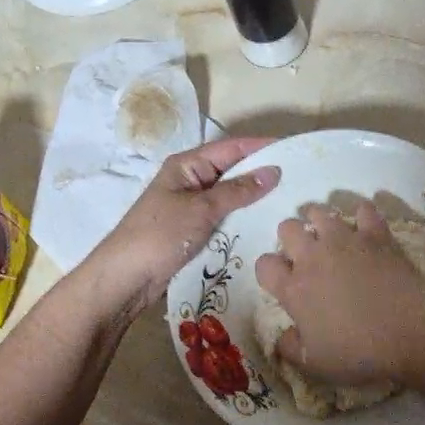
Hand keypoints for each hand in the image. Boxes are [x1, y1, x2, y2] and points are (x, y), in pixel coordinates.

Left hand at [85, 137, 279, 316]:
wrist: (125, 278)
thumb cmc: (160, 235)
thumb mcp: (202, 209)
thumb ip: (238, 191)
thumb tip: (273, 171)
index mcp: (186, 165)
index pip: (231, 148)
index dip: (262, 147)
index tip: (294, 150)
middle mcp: (189, 181)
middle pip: (232, 171)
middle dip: (262, 174)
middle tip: (299, 179)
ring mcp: (190, 207)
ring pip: (229, 197)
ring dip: (254, 200)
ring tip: (289, 202)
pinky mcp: (192, 231)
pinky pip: (223, 218)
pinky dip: (242, 220)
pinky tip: (265, 226)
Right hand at [253, 201, 424, 385]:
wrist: (411, 331)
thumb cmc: (360, 352)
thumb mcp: (316, 365)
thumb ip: (291, 349)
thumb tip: (283, 337)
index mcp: (294, 289)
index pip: (264, 265)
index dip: (269, 272)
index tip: (280, 282)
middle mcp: (313, 257)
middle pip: (287, 228)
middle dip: (290, 238)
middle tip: (304, 255)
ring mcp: (345, 240)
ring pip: (319, 212)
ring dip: (319, 221)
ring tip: (328, 236)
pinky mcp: (376, 234)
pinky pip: (363, 210)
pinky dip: (362, 214)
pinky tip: (365, 226)